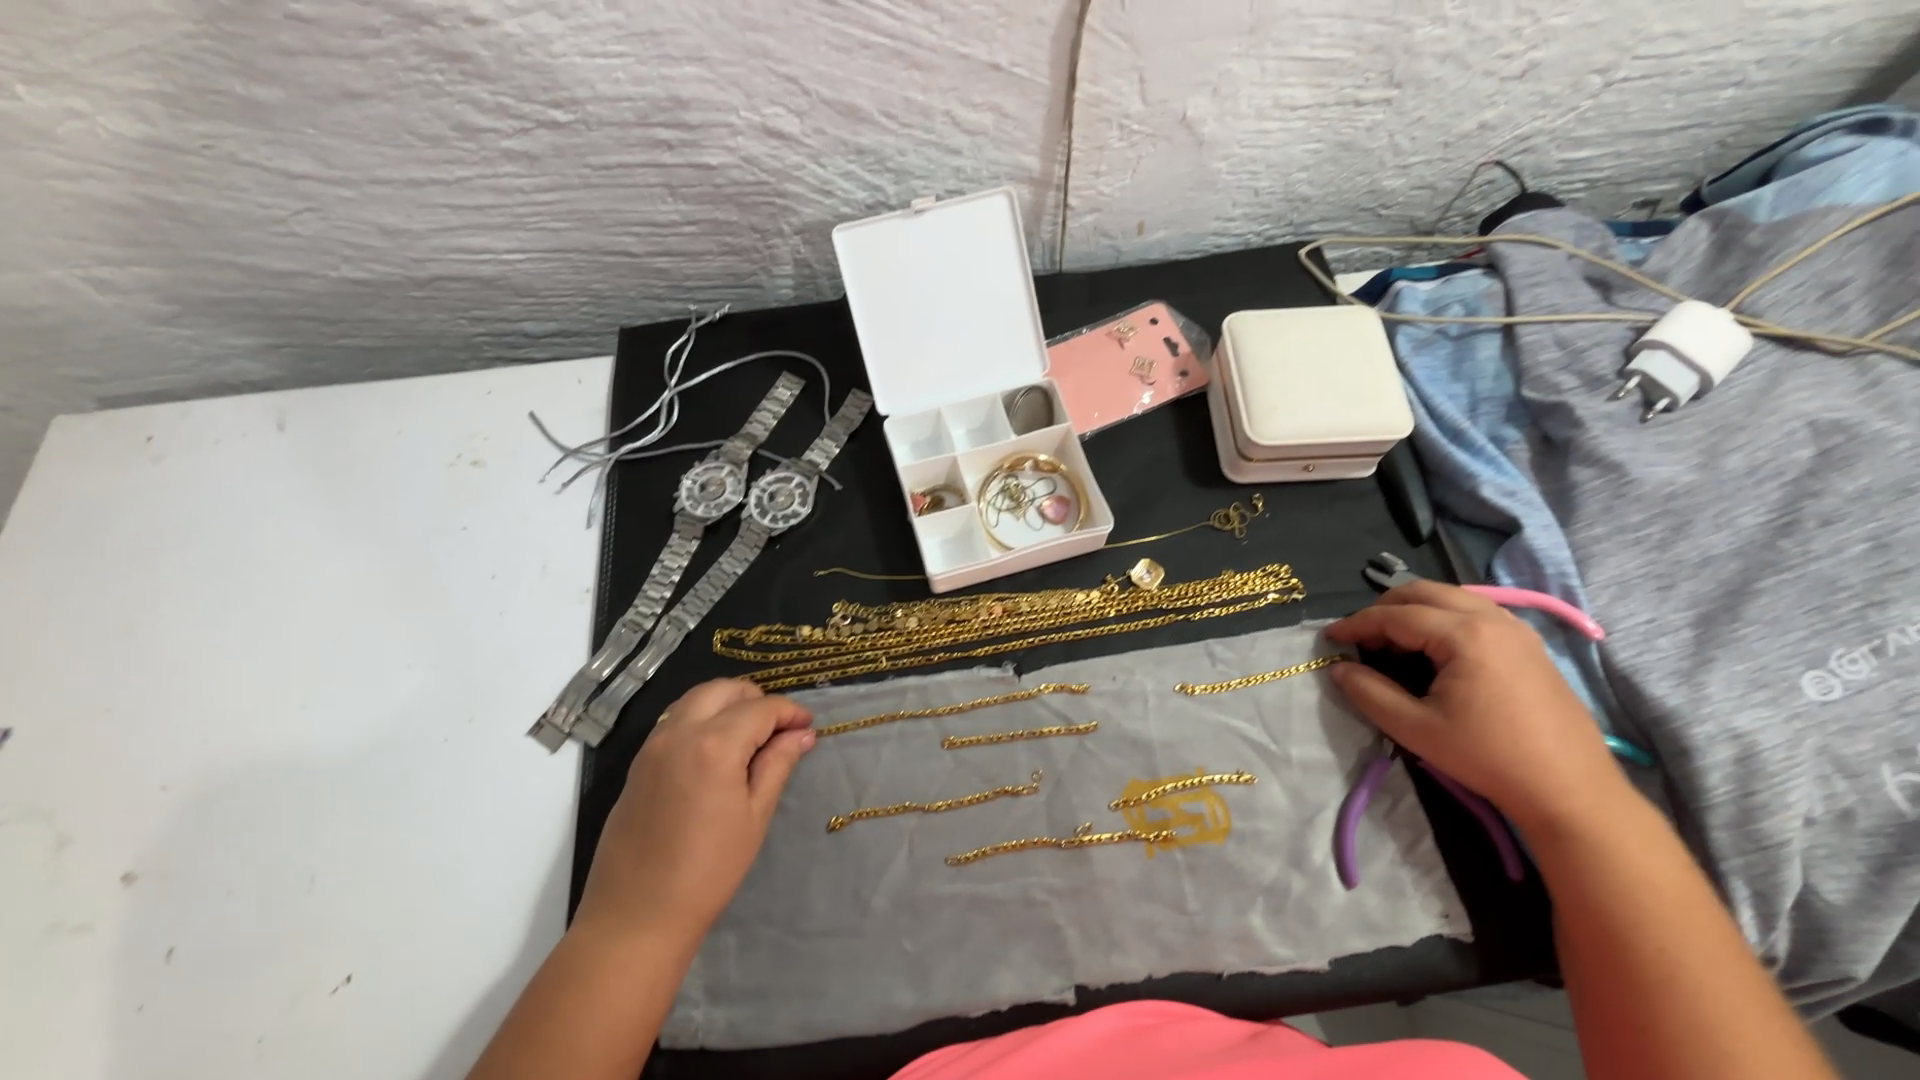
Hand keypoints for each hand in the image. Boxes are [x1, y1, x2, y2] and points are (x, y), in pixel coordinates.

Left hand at [573, 679, 814, 945]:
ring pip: (695, 700)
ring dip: (726, 704)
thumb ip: (777, 766)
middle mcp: (679, 733)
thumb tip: (801, 735)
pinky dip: (701, 720)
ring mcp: (653, 746)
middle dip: (756, 699)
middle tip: (779, 730)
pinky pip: (675, 722)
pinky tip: (717, 753)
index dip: (790, 713)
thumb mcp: (754, 817)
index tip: (808, 728)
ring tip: (750, 739)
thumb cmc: (708, 871)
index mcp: (713, 745)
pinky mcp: (638, 764)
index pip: (760, 708)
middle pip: (723, 689)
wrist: (637, 914)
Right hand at [1324, 581, 1626, 834]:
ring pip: (1452, 598)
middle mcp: (1492, 618)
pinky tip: (1432, 651)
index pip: (1396, 615)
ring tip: (1391, 643)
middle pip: (1424, 592)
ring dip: (1414, 611)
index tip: (1329, 638)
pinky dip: (1443, 619)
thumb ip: (1369, 692)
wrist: (1568, 787)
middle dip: (1383, 608)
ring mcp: (1516, 628)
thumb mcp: (1415, 728)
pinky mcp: (1529, 644)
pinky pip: (1475, 612)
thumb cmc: (1487, 757)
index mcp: (1465, 634)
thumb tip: (1339, 669)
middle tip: (1359, 637)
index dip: (1356, 624)